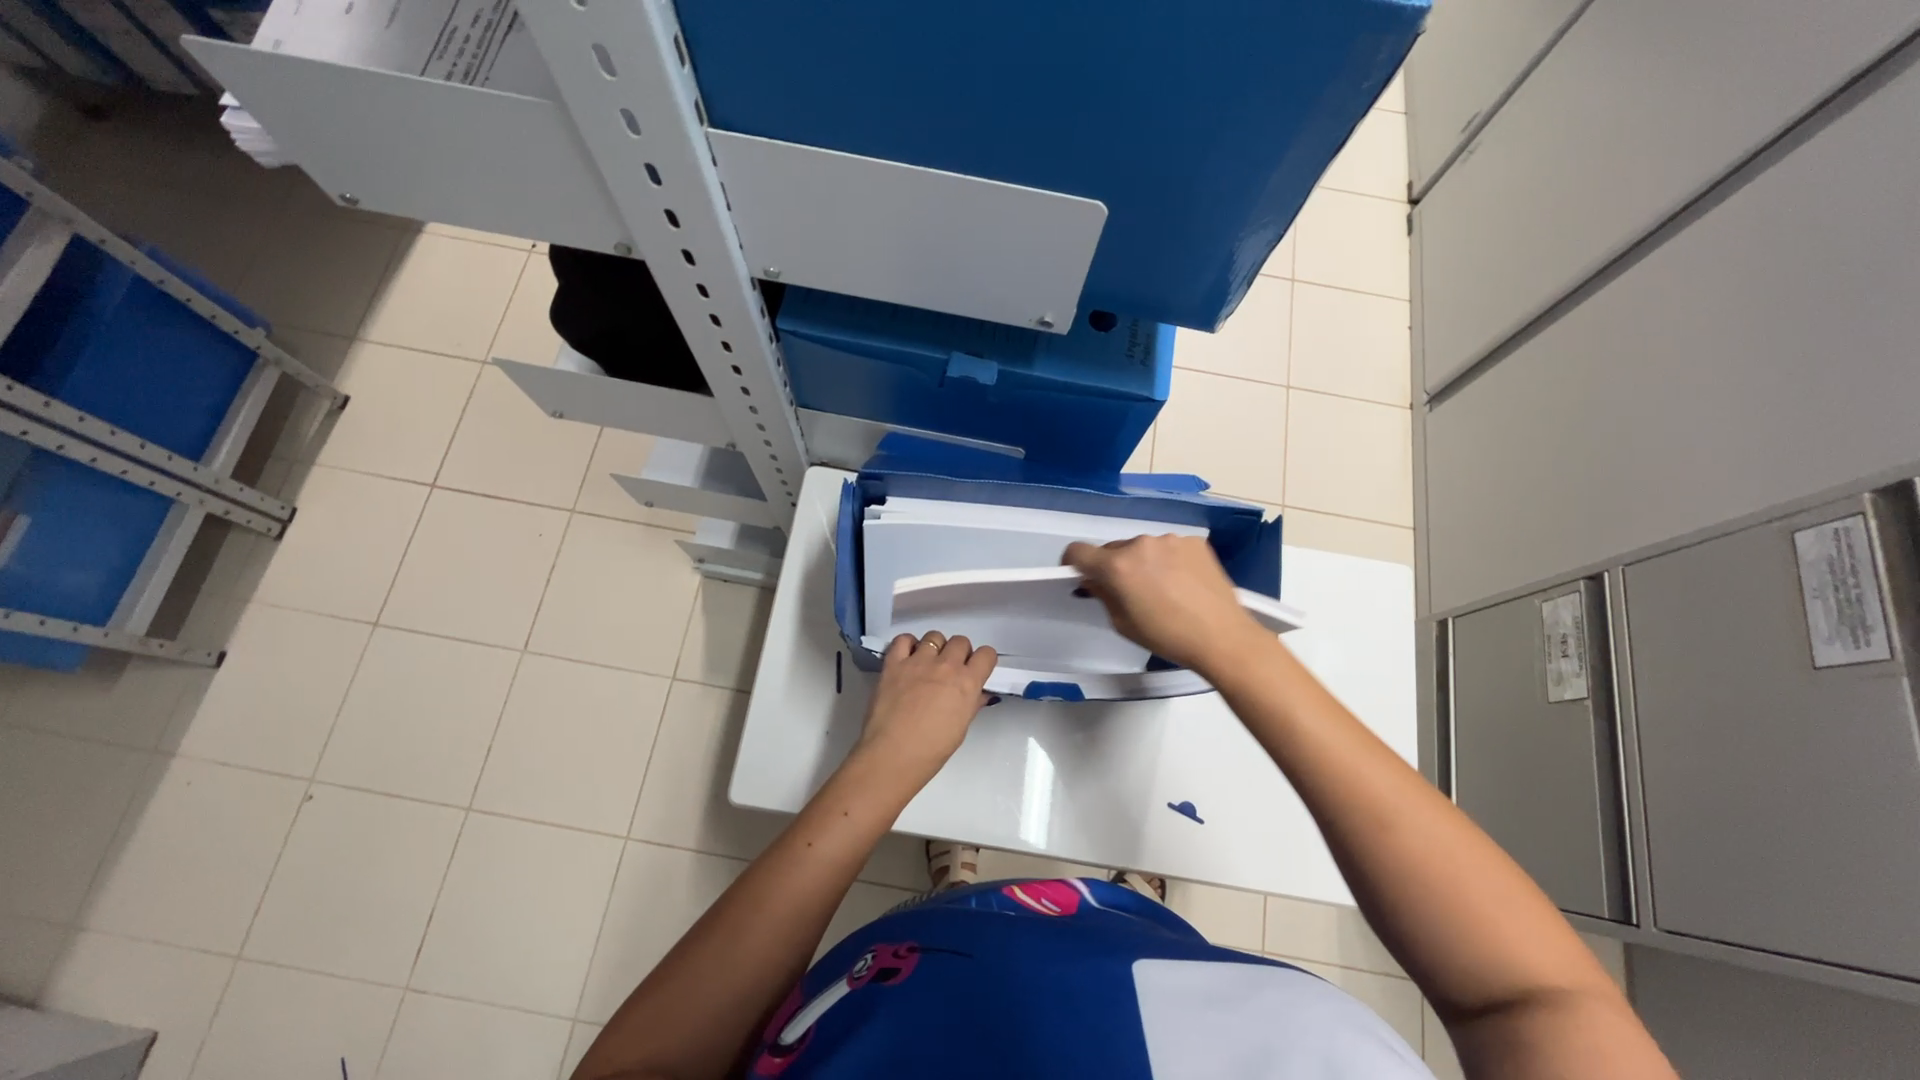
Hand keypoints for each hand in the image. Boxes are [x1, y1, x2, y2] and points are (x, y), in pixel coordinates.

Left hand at [854, 631, 997, 783]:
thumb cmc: (933, 749)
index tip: (976, 670)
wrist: (894, 754)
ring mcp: (918, 661)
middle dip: (959, 653)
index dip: (982, 661)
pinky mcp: (893, 663)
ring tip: (927, 664)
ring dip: (935, 648)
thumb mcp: (961, 728)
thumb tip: (979, 694)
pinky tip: (907, 658)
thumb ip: (971, 704)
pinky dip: (907, 645)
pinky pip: (903, 640)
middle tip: (950, 670)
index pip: (987, 654)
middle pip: (960, 641)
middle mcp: (946, 665)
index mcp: (967, 682)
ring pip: (934, 637)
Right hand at [1063, 535, 1267, 674]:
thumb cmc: (1167, 636)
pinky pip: (1169, 547)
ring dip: (1143, 562)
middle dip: (1113, 567)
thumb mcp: (1123, 624)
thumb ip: (1103, 596)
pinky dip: (1168, 560)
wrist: (1222, 636)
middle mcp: (1140, 545)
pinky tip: (1183, 582)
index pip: (1078, 551)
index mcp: (1117, 566)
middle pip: (1113, 550)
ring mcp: (1170, 539)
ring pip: (1143, 548)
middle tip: (1129, 592)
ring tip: (1162, 589)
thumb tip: (1095, 582)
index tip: (1080, 574)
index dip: (1073, 563)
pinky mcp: (1194, 541)